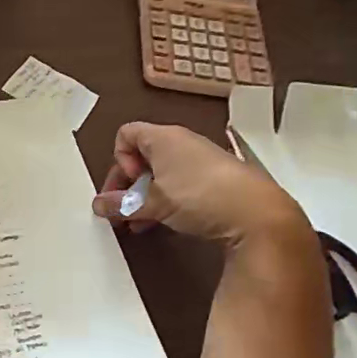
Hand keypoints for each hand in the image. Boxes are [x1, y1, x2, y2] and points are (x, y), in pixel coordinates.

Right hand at [90, 122, 308, 247]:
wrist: (257, 215)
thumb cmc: (200, 197)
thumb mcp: (153, 204)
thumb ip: (121, 205)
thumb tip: (99, 205)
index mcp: (163, 138)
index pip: (126, 134)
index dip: (119, 159)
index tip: (127, 183)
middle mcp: (182, 143)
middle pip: (142, 156)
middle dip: (129, 184)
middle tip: (123, 208)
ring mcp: (201, 161)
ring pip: (161, 173)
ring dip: (146, 196)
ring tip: (138, 222)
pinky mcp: (217, 179)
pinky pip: (181, 185)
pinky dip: (167, 200)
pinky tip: (162, 223)